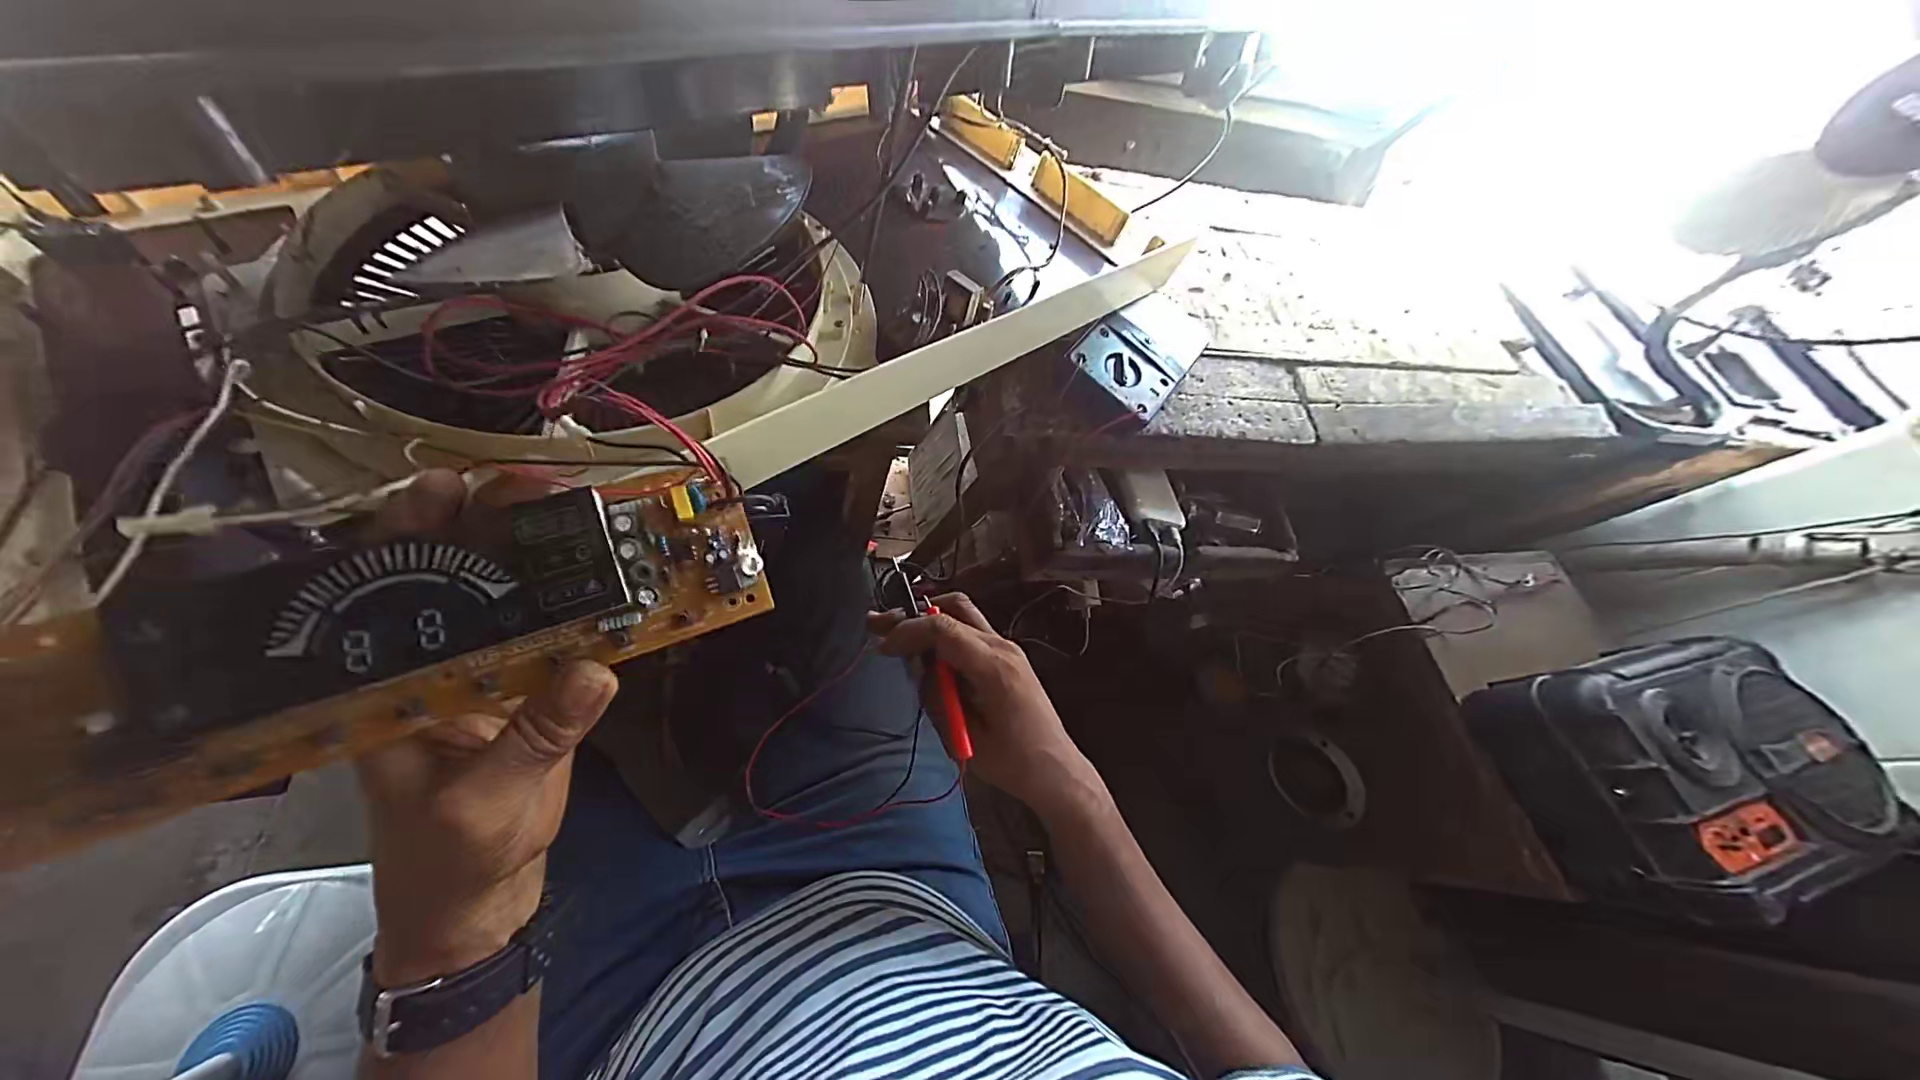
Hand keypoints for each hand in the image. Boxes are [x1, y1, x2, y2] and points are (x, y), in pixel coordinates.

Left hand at [353, 471, 619, 985]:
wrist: (481, 896)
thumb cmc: (452, 854)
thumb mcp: (486, 798)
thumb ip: (539, 733)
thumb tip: (598, 671)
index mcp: (392, 687)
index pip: (389, 592)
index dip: (414, 531)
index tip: (452, 484)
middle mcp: (438, 668)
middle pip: (461, 580)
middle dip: (498, 527)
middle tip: (544, 486)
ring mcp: (491, 676)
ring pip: (518, 604)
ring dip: (552, 562)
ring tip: (588, 517)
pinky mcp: (535, 691)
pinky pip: (562, 641)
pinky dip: (589, 612)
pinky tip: (616, 582)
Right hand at [868, 592, 1105, 821]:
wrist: (1056, 770)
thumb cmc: (1013, 762)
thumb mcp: (965, 734)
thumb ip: (938, 696)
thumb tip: (918, 668)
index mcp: (993, 666)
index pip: (942, 627)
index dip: (906, 631)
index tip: (882, 648)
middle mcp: (1002, 647)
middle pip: (953, 608)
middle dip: (913, 614)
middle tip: (879, 625)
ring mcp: (1008, 649)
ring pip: (962, 614)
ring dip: (928, 621)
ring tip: (897, 636)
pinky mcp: (1008, 657)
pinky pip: (970, 632)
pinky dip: (944, 634)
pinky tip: (926, 653)